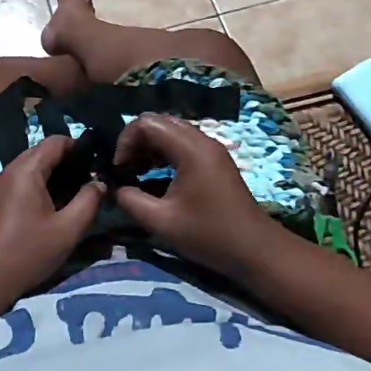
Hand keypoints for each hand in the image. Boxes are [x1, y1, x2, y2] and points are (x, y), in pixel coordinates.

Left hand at [0, 136, 103, 303]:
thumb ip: (89, 201)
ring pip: (37, 165)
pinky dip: (47, 184)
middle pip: (46, 151)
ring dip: (60, 174)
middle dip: (72, 161)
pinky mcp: (3, 197)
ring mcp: (5, 183)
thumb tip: (101, 183)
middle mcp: (13, 169)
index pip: (57, 141)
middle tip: (94, 180)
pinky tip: (62, 203)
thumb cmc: (28, 252)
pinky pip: (29, 179)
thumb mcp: (68, 229)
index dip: (81, 148)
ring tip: (82, 192)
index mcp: (27, 170)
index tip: (100, 164)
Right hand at [113, 114, 277, 274]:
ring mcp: (212, 149)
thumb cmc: (208, 235)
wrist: (254, 248)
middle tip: (125, 168)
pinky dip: (165, 153)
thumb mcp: (161, 221)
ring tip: (136, 173)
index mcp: (190, 149)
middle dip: (136, 141)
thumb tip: (115, 188)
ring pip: (172, 131)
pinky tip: (155, 177)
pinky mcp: (215, 160)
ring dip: (150, 147)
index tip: (118, 168)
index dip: (125, 141)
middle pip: (160, 122)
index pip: (147, 123)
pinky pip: (184, 144)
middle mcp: (202, 141)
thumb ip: (131, 201)